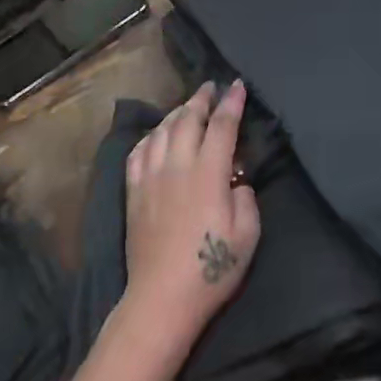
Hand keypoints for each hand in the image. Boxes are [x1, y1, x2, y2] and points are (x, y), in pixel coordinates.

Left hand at [122, 81, 260, 346]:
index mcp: (208, 172)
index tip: (237, 85)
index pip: (222, 126)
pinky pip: (139, 151)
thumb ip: (246, 198)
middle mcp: (177, 165)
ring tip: (187, 107)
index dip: (232, 103)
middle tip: (211, 87)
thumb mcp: (247, 235)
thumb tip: (236, 180)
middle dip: (201, 99)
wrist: (162, 296)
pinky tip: (156, 135)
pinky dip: (150, 136)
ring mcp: (150, 176)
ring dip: (176, 112)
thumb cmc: (211, 268)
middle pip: (187, 119)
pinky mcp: (133, 190)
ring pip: (161, 130)